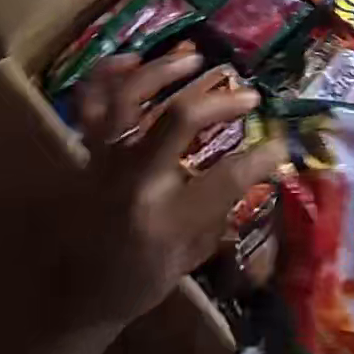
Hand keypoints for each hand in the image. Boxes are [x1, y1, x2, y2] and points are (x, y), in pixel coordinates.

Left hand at [49, 47, 286, 330]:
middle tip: (248, 95)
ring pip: (132, 96)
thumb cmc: (139, 280)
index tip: (279, 144)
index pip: (225, 178)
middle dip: (220, 101)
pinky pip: (91, 101)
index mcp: (166, 220)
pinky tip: (134, 58)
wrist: (74, 294)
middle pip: (178, 119)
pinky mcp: (87, 150)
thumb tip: (256, 169)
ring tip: (196, 59)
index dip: (259, 158)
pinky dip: (108, 73)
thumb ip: (220, 211)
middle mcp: (135, 181)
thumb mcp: (189, 259)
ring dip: (165, 70)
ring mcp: (106, 160)